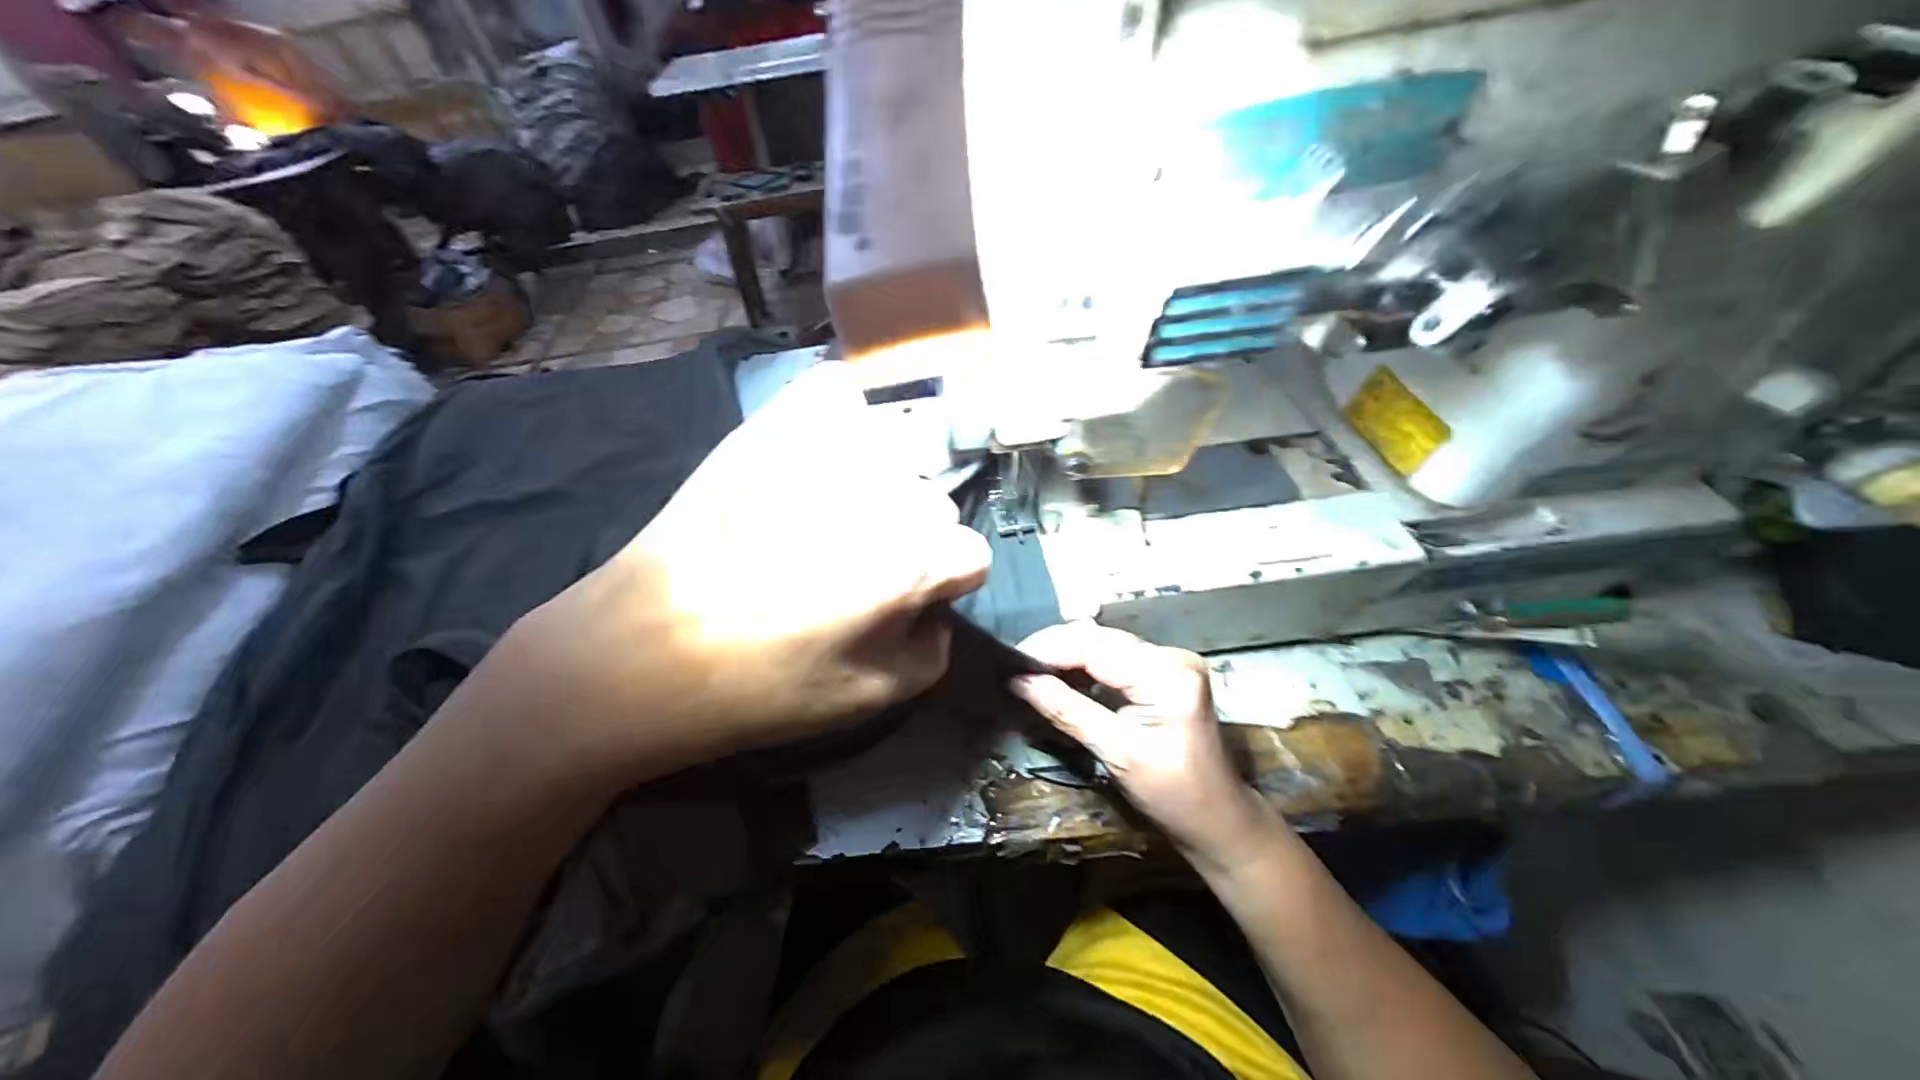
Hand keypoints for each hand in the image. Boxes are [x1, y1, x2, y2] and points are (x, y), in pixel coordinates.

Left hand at [483, 363, 990, 785]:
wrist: (648, 645)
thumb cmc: (765, 685)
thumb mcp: (875, 696)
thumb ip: (935, 649)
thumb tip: (933, 606)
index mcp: (918, 557)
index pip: (971, 554)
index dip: (939, 585)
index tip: (902, 601)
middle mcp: (889, 488)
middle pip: (933, 502)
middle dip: (908, 534)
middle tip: (852, 565)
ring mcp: (830, 444)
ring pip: (895, 451)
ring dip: (878, 480)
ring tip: (825, 513)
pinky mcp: (777, 420)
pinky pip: (837, 394)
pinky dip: (838, 418)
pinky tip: (812, 455)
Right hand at [1011, 622, 1277, 867]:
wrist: (1218, 819)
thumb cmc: (1174, 795)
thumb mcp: (1117, 753)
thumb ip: (1067, 711)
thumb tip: (1018, 681)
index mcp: (1167, 674)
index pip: (1095, 647)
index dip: (1048, 650)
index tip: (1011, 665)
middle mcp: (1171, 657)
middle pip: (1099, 640)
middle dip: (1054, 651)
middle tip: (1015, 669)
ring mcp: (1169, 663)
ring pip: (1103, 646)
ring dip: (1066, 657)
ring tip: (1030, 673)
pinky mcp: (1163, 673)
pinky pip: (1114, 659)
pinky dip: (1085, 668)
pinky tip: (1060, 679)